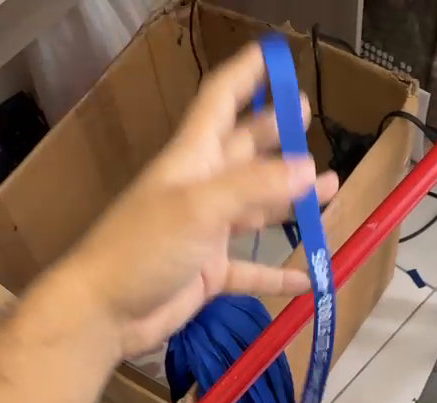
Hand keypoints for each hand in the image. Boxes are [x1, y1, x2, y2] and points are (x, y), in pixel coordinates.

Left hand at [40, 43, 340, 359]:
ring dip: (288, 200)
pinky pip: (250, 271)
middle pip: (244, 152)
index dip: (248, 75)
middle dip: (274, 135)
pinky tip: (307, 278)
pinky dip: (276, 275)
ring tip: (330, 189)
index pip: (221, 100)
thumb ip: (254, 186)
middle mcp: (201, 189)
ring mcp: (205, 233)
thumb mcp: (199, 207)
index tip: (277, 56)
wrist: (106, 311)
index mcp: (192, 158)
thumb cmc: (143, 248)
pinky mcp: (208, 273)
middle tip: (309, 122)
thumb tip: (308, 169)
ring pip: (254, 210)